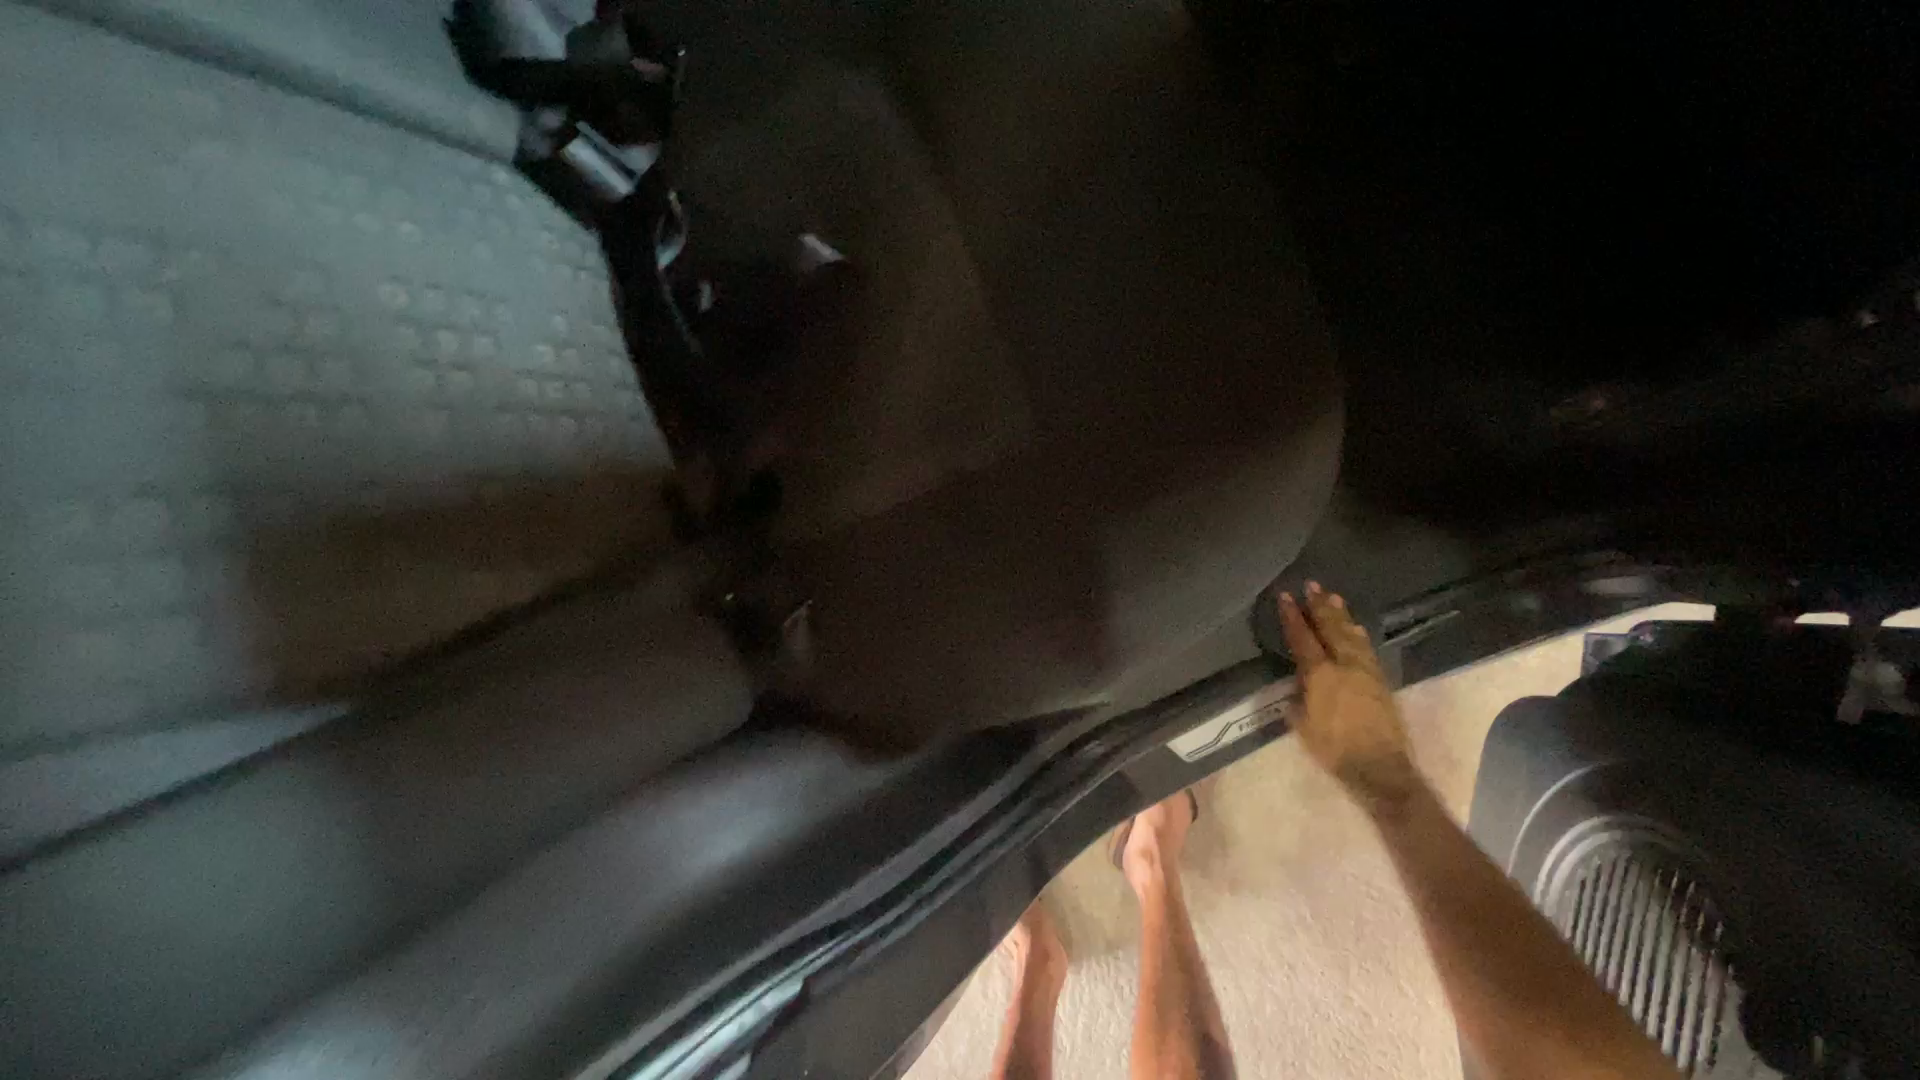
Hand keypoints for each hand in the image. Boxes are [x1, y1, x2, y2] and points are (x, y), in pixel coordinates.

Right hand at [1276, 583, 1418, 810]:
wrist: (1380, 767)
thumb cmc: (1333, 749)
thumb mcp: (1302, 724)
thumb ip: (1298, 698)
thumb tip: (1298, 682)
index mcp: (1321, 674)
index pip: (1303, 638)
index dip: (1293, 617)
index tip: (1286, 596)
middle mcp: (1345, 665)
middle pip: (1331, 628)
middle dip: (1320, 606)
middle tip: (1313, 585)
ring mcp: (1366, 671)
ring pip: (1352, 635)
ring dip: (1341, 615)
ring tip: (1334, 597)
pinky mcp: (1381, 681)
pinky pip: (1366, 648)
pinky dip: (1358, 633)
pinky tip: (1356, 627)